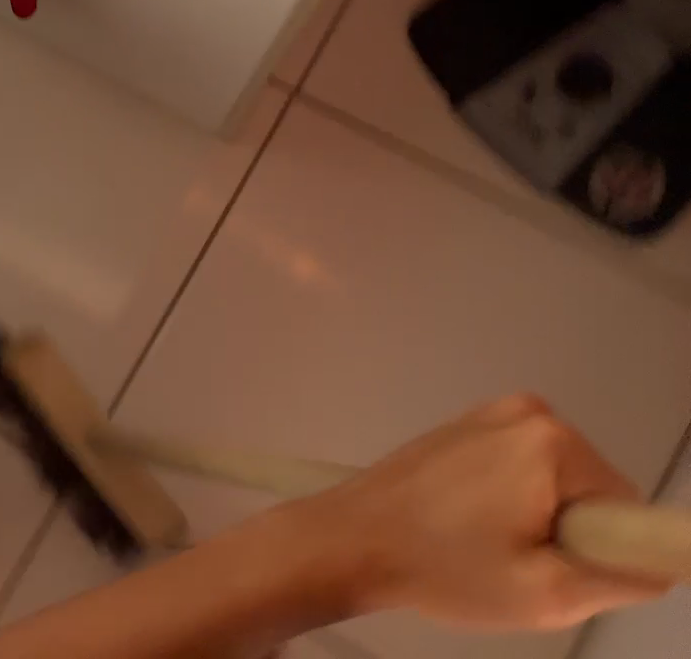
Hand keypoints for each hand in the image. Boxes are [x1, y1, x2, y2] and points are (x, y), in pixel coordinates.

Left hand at [298, 394, 670, 630]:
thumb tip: (663, 554)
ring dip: (532, 522)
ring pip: (554, 492)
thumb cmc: (443, 566)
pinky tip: (462, 522)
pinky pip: (517, 479)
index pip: (629, 513)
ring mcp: (480, 418)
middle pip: (589, 498)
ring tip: (480, 539)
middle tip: (510, 555)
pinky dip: (502, 506)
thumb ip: (631, 574)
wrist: (347, 539)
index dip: (598, 551)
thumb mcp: (557, 592)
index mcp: (551, 440)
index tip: (544, 559)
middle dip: (563, 534)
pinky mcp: (455, 432)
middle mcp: (520, 414)